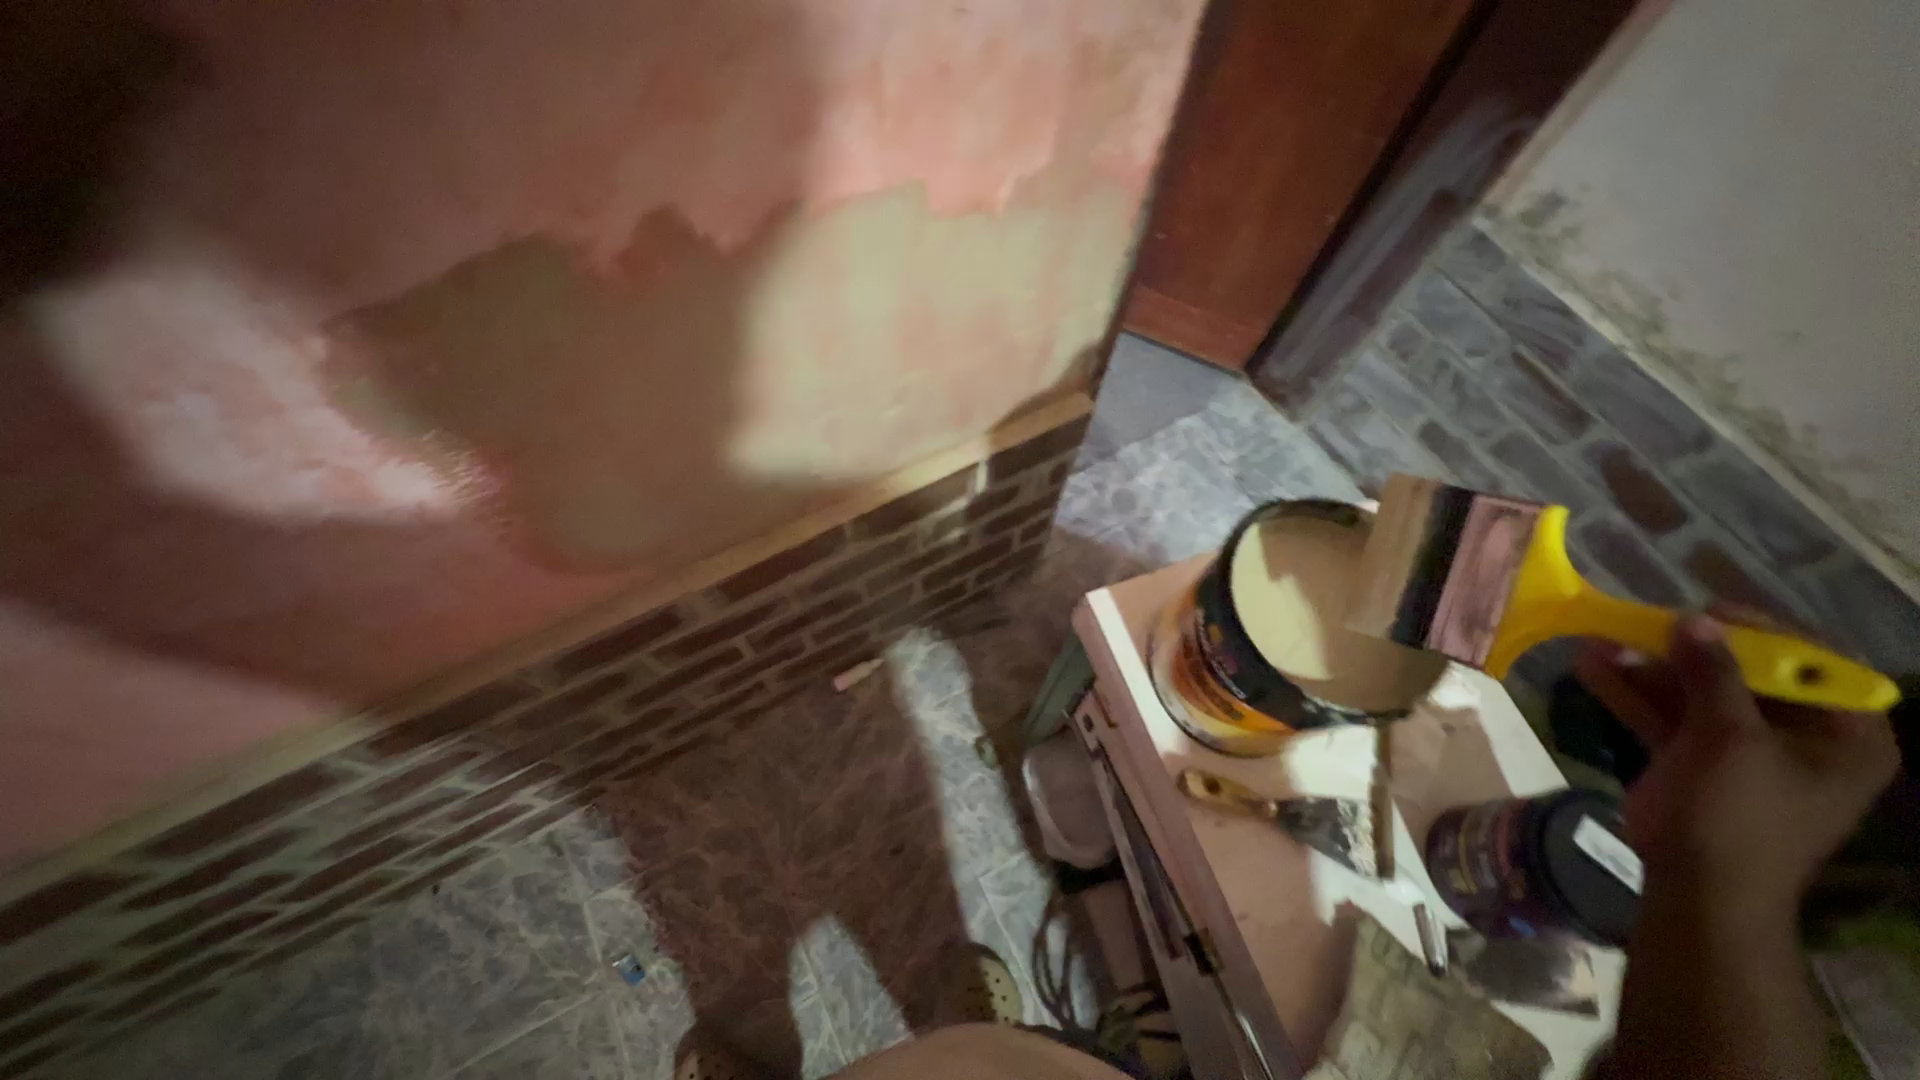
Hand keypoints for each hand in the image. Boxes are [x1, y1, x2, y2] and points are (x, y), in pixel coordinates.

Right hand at [1574, 613, 1899, 919]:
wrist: (1698, 887)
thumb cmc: (1738, 815)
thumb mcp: (1731, 739)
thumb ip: (1713, 675)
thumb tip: (1693, 619)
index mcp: (1843, 736)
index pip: (1813, 665)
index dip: (1761, 634)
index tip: (1705, 611)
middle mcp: (1798, 737)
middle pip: (1742, 675)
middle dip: (1685, 650)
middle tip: (1640, 620)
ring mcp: (1740, 749)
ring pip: (1692, 693)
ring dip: (1645, 667)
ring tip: (1597, 637)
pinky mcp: (1693, 760)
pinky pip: (1663, 717)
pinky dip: (1628, 693)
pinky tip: (1589, 667)